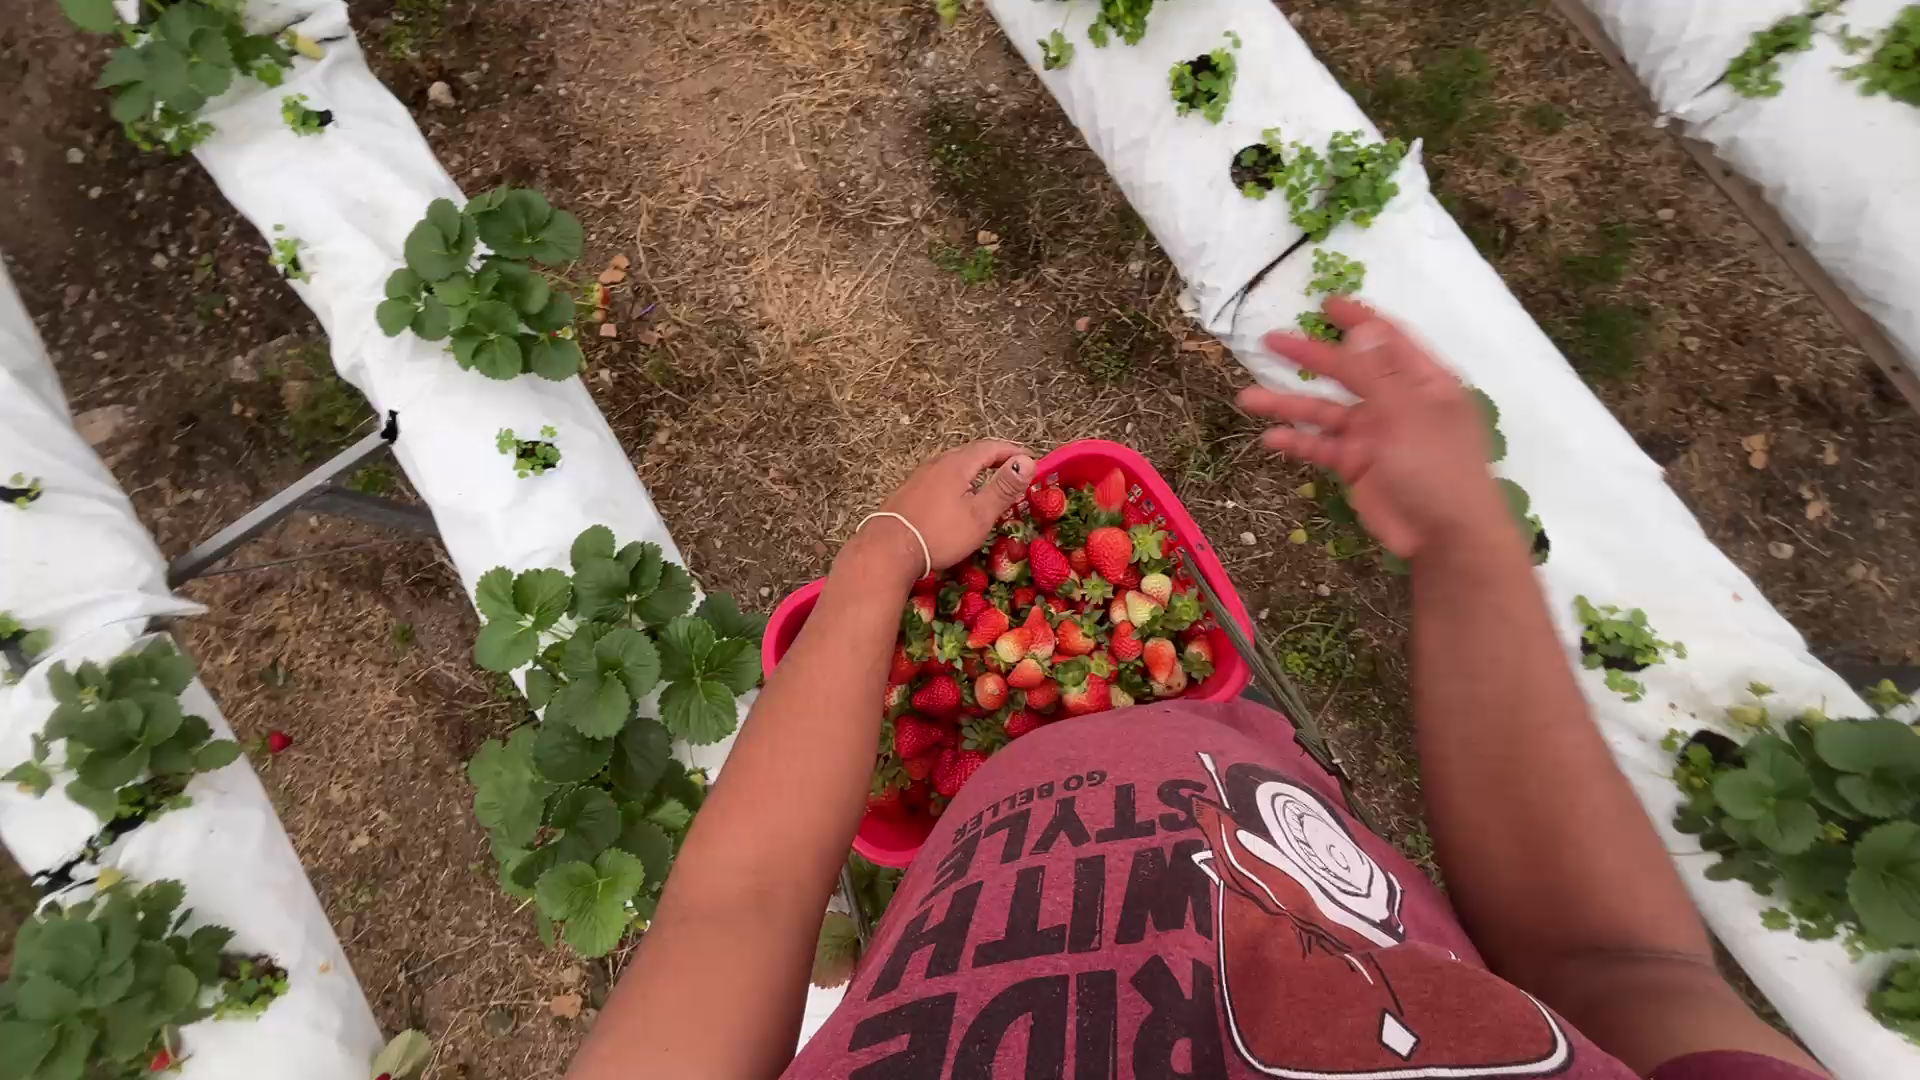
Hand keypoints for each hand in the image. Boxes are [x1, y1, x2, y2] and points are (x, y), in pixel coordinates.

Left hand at [848, 440, 1034, 583]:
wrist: (888, 550)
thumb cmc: (940, 534)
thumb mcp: (980, 514)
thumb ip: (1004, 488)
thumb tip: (1027, 462)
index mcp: (956, 464)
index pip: (990, 447)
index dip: (1012, 452)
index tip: (1029, 460)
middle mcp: (936, 464)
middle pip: (969, 453)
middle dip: (993, 458)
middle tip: (1010, 469)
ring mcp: (918, 478)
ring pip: (952, 466)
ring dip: (973, 470)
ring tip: (987, 483)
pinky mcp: (907, 493)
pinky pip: (938, 479)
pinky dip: (956, 481)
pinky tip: (956, 499)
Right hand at [1238, 297, 1504, 559]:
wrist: (1445, 535)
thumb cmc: (1438, 468)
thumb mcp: (1407, 414)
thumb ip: (1378, 374)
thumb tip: (1360, 330)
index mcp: (1422, 382)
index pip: (1387, 340)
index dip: (1357, 320)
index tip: (1325, 303)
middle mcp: (1396, 402)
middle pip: (1346, 372)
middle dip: (1308, 357)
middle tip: (1270, 341)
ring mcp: (1374, 434)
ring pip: (1324, 411)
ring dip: (1287, 404)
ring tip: (1248, 398)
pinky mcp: (1356, 464)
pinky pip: (1320, 447)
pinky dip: (1296, 442)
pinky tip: (1269, 438)